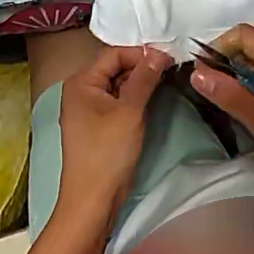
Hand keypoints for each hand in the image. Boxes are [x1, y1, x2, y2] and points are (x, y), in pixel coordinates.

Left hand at [53, 45, 173, 233]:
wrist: (92, 199)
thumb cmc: (107, 153)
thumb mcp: (130, 111)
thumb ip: (144, 78)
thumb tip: (159, 53)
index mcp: (80, 81)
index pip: (113, 54)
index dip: (141, 53)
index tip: (171, 57)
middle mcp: (80, 91)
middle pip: (114, 68)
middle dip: (142, 67)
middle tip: (173, 69)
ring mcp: (86, 109)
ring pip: (117, 86)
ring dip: (140, 83)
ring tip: (167, 82)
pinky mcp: (96, 126)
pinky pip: (116, 102)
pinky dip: (134, 99)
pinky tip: (152, 100)